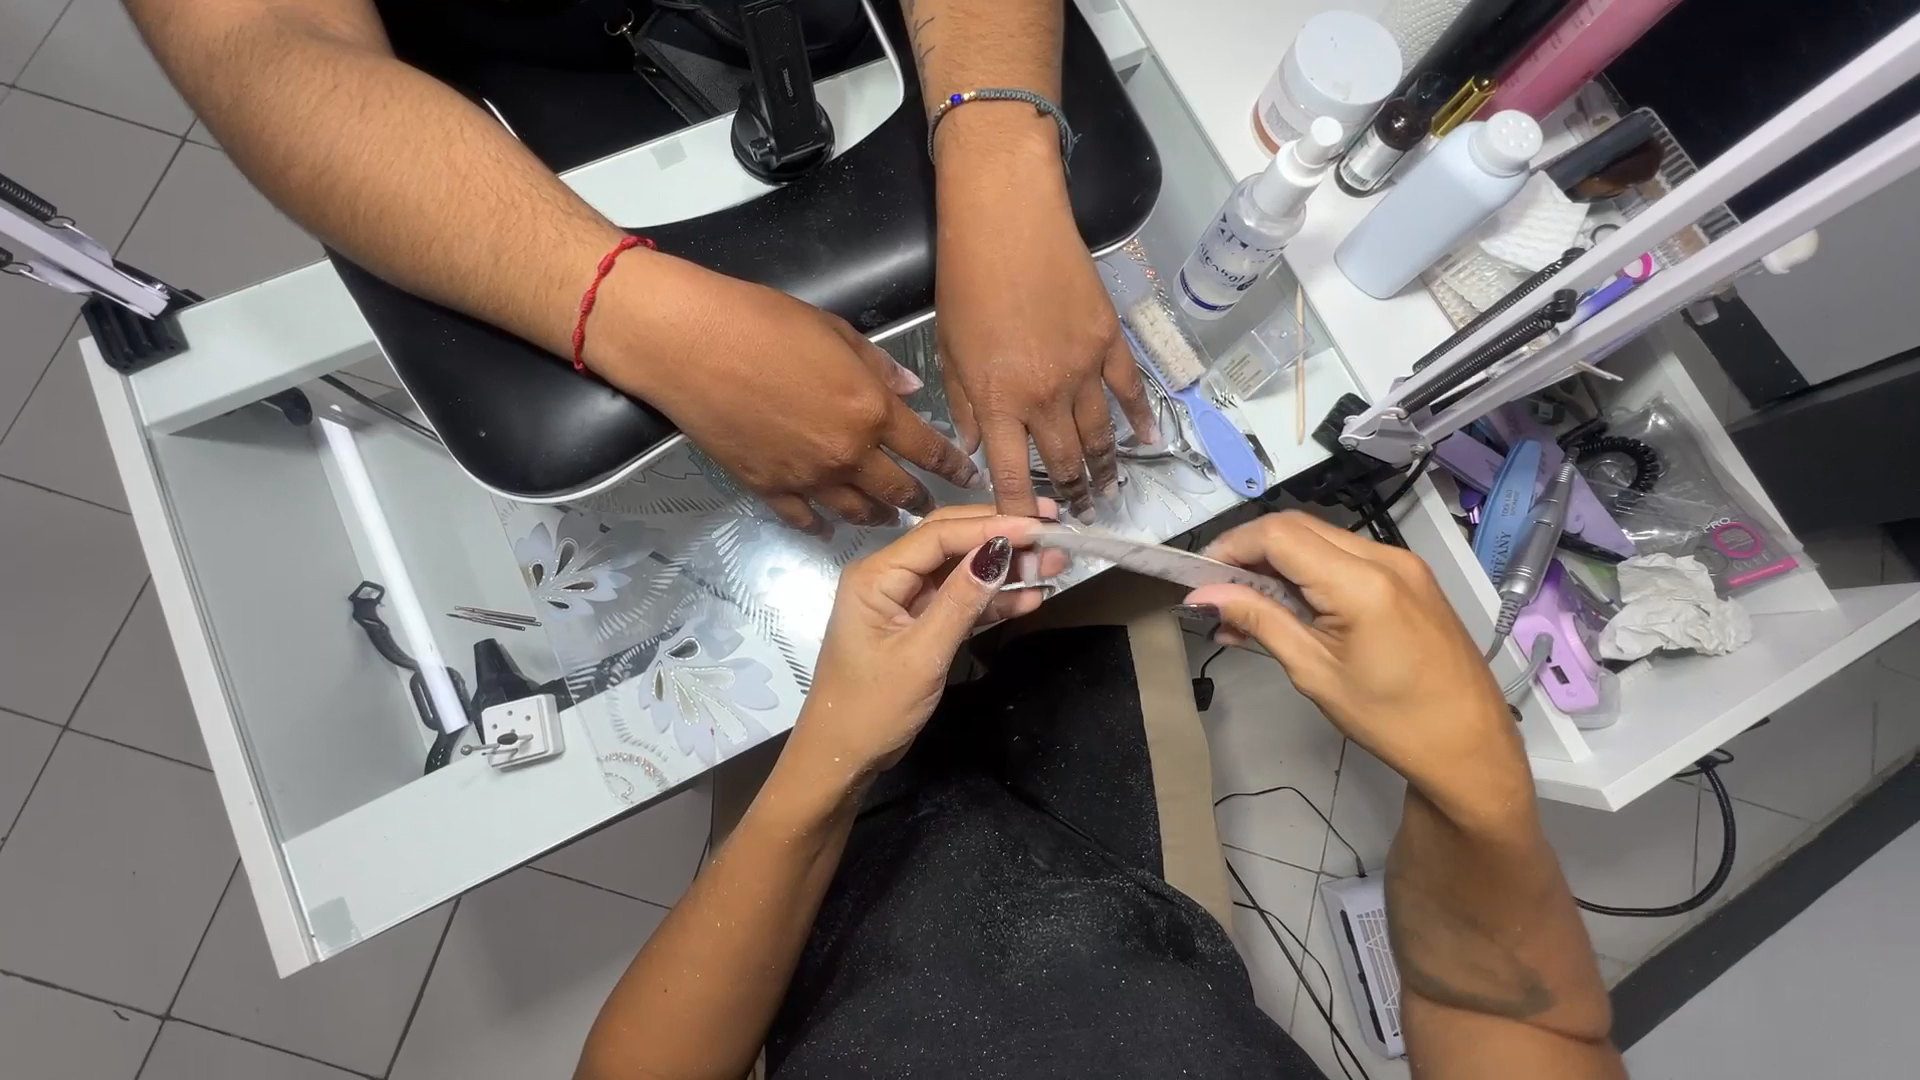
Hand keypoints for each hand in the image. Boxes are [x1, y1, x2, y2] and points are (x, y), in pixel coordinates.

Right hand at [590, 262, 980, 531]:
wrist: (689, 343)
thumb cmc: (764, 321)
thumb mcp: (835, 331)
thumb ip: (879, 368)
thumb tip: (910, 393)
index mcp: (871, 411)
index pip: (927, 448)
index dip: (952, 464)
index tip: (967, 475)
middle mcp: (847, 454)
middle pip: (896, 489)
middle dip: (919, 499)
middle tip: (929, 506)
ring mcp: (807, 478)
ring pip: (855, 511)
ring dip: (876, 516)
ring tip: (887, 518)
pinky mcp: (767, 489)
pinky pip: (803, 518)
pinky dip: (819, 524)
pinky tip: (828, 526)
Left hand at [789, 504, 1067, 778]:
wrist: (842, 757)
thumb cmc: (872, 708)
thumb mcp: (921, 655)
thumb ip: (961, 601)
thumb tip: (999, 552)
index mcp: (876, 575)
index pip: (938, 534)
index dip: (991, 526)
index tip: (1039, 525)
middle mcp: (889, 577)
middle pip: (951, 542)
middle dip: (1001, 536)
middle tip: (1053, 531)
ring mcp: (905, 600)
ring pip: (960, 570)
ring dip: (1005, 568)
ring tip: (1054, 563)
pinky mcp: (919, 623)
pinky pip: (960, 601)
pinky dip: (993, 600)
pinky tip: (1031, 596)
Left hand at [932, 116, 1154, 521]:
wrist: (1008, 216)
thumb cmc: (965, 280)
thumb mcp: (949, 350)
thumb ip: (967, 406)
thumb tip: (979, 448)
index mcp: (1000, 400)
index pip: (1012, 475)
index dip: (1021, 512)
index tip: (1029, 537)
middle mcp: (1046, 396)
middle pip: (1066, 462)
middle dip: (1072, 496)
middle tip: (1080, 517)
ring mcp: (1085, 369)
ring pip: (1100, 435)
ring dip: (1104, 469)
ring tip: (1108, 493)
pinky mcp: (1110, 340)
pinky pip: (1130, 391)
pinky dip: (1140, 419)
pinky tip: (1145, 441)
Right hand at [1183, 512, 1525, 819]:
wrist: (1472, 747)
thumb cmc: (1391, 720)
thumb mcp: (1313, 672)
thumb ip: (1258, 621)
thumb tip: (1202, 597)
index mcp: (1362, 583)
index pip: (1277, 535)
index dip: (1231, 547)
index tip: (1200, 577)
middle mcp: (1385, 557)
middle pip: (1295, 527)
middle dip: (1248, 550)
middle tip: (1217, 591)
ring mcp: (1401, 563)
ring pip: (1317, 538)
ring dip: (1275, 561)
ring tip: (1246, 606)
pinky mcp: (1407, 576)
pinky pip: (1342, 555)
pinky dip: (1305, 571)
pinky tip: (1287, 606)